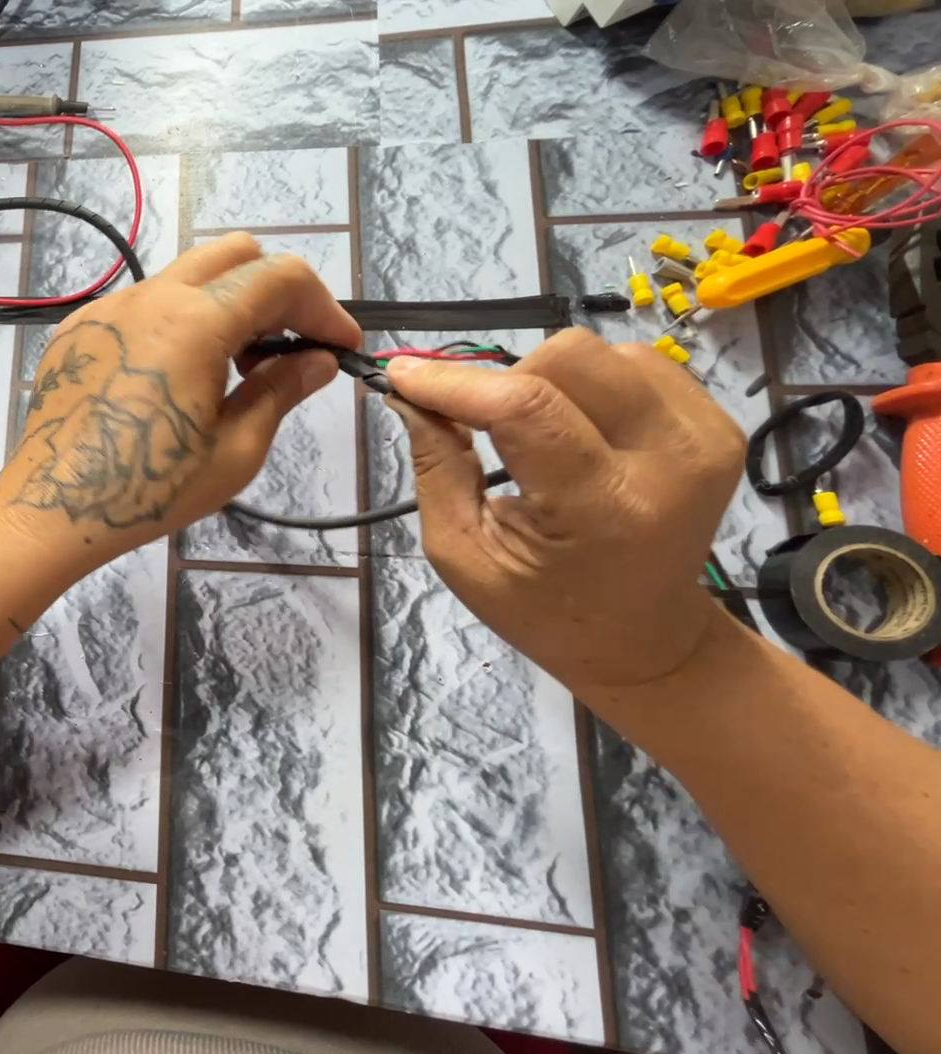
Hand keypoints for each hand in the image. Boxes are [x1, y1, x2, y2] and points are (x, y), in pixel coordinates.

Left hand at [0, 232, 358, 569]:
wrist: (52, 507)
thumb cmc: (148, 490)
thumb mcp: (234, 451)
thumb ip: (280, 391)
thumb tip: (315, 359)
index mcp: (193, 321)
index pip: (279, 278)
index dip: (322, 307)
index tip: (338, 346)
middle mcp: (147, 297)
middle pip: (232, 254)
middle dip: (275, 291)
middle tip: (287, 347)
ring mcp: (105, 311)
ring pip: (182, 278)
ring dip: (223, 304)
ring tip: (232, 367)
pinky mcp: (76, 332)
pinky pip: (139, 306)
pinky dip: (174, 323)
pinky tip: (172, 378)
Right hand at [384, 328, 745, 693]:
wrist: (642, 636)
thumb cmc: (537, 607)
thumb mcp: (461, 551)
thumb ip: (436, 467)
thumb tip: (410, 397)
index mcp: (600, 505)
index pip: (524, 408)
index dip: (454, 382)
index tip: (401, 375)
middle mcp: (670, 457)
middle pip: (571, 357)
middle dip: (503, 379)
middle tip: (475, 420)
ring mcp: (704, 435)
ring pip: (603, 352)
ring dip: (545, 379)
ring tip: (526, 432)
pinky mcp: (717, 423)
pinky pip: (635, 363)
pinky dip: (584, 383)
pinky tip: (570, 426)